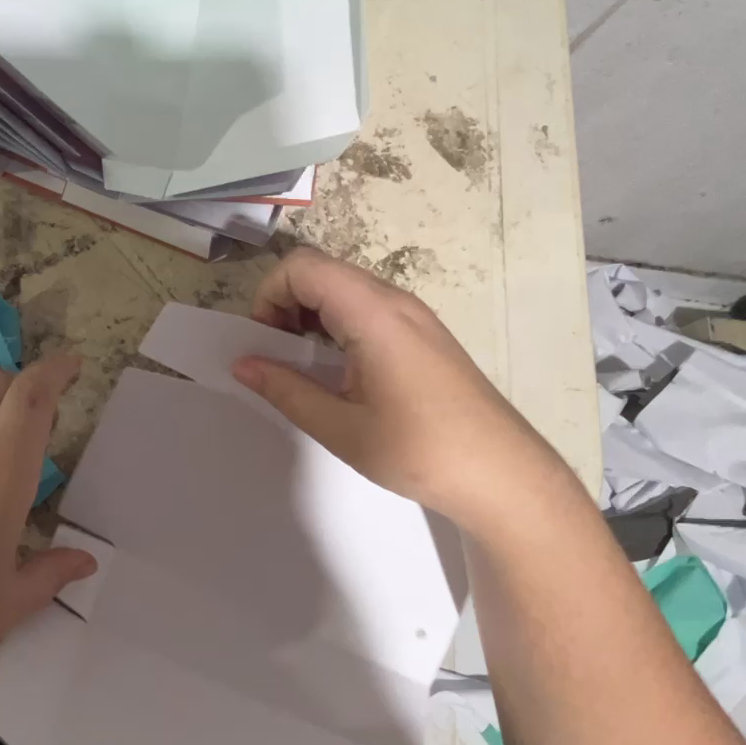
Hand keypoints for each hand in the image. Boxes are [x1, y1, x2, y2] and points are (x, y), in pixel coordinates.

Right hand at [230, 248, 576, 534]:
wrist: (504, 476)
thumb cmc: (420, 452)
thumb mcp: (340, 427)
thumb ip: (284, 389)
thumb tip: (241, 364)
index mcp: (374, 315)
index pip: (303, 267)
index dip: (269, 295)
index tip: (263, 342)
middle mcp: (396, 302)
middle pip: (321, 271)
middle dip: (284, 303)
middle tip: (275, 355)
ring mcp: (414, 316)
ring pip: (343, 288)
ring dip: (309, 314)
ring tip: (302, 366)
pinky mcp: (423, 335)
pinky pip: (366, 308)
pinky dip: (335, 324)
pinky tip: (337, 371)